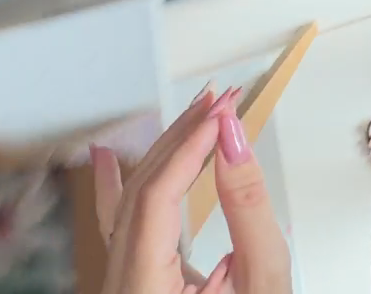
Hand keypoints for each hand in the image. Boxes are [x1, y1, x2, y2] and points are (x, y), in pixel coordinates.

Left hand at [91, 87, 292, 293]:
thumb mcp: (263, 279)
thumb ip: (246, 207)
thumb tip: (232, 135)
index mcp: (143, 291)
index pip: (155, 200)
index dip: (190, 147)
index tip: (228, 109)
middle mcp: (118, 288)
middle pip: (138, 196)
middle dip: (184, 138)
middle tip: (226, 97)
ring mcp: (120, 287)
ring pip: (129, 206)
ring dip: (167, 151)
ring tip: (199, 108)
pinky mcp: (133, 285)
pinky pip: (119, 230)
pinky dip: (118, 188)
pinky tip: (108, 154)